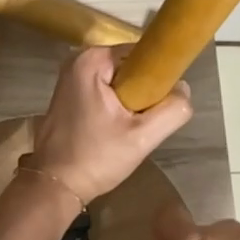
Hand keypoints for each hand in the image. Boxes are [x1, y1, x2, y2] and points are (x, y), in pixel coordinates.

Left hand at [27, 45, 191, 203]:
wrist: (56, 184)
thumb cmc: (96, 158)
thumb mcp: (143, 137)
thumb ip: (172, 110)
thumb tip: (183, 89)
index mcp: (92, 60)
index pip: (142, 55)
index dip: (157, 78)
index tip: (159, 105)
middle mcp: (77, 61)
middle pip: (130, 68)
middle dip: (142, 92)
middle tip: (142, 122)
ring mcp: (69, 79)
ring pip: (118, 83)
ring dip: (129, 102)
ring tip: (128, 128)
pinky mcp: (67, 96)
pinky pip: (103, 92)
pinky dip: (113, 107)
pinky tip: (113, 130)